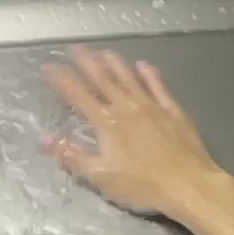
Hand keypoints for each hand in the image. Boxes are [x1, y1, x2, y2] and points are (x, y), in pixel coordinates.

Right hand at [42, 46, 228, 219]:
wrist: (189, 185)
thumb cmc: (142, 185)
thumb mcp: (100, 176)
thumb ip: (71, 155)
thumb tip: (44, 137)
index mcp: (106, 122)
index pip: (78, 95)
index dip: (62, 80)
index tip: (50, 66)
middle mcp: (126, 107)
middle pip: (103, 80)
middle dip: (87, 63)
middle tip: (76, 48)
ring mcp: (151, 106)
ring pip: (129, 78)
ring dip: (115, 64)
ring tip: (104, 52)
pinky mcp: (173, 111)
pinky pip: (158, 87)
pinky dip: (150, 75)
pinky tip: (144, 65)